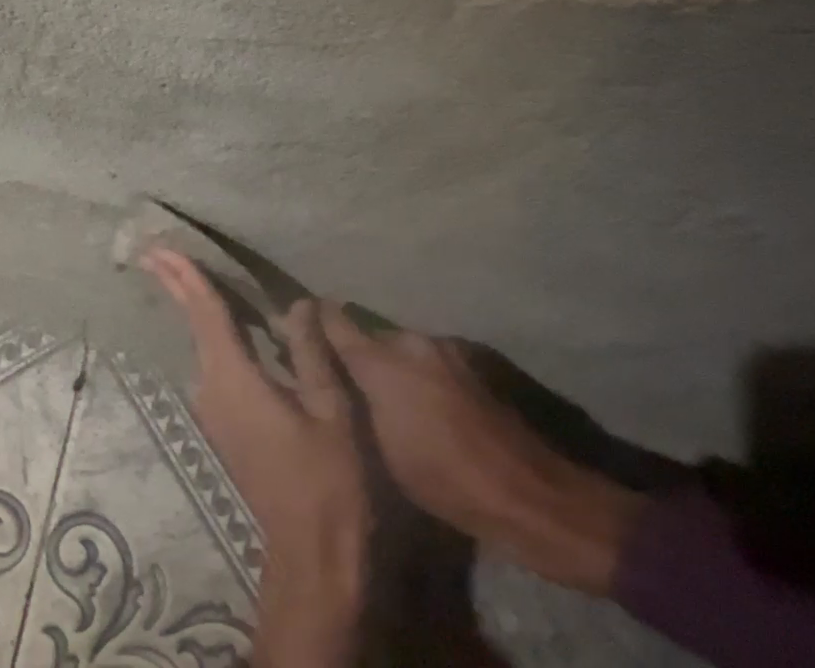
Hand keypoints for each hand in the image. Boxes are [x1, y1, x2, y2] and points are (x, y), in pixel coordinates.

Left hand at [140, 248, 370, 667]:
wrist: (309, 546)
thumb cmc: (327, 478)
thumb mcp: (330, 408)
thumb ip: (310, 352)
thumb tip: (299, 306)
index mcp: (234, 379)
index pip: (204, 314)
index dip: (184, 277)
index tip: (159, 248)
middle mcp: (210, 389)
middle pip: (194, 326)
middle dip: (174, 285)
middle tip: (153, 250)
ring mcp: (210, 409)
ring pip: (202, 346)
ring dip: (193, 309)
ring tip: (188, 271)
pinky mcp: (220, 423)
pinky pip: (214, 366)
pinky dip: (212, 336)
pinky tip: (225, 323)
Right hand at [316, 309, 644, 594]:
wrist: (527, 494)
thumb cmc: (442, 478)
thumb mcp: (377, 448)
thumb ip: (347, 398)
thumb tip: (318, 372)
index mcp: (383, 360)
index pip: (333, 320)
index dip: (308, 319)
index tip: (287, 324)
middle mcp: (412, 343)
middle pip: (366, 335)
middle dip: (347, 350)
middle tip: (331, 378)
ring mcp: (445, 353)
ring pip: (396, 349)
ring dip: (382, 365)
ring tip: (370, 398)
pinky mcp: (470, 368)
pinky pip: (424, 362)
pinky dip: (410, 376)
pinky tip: (408, 406)